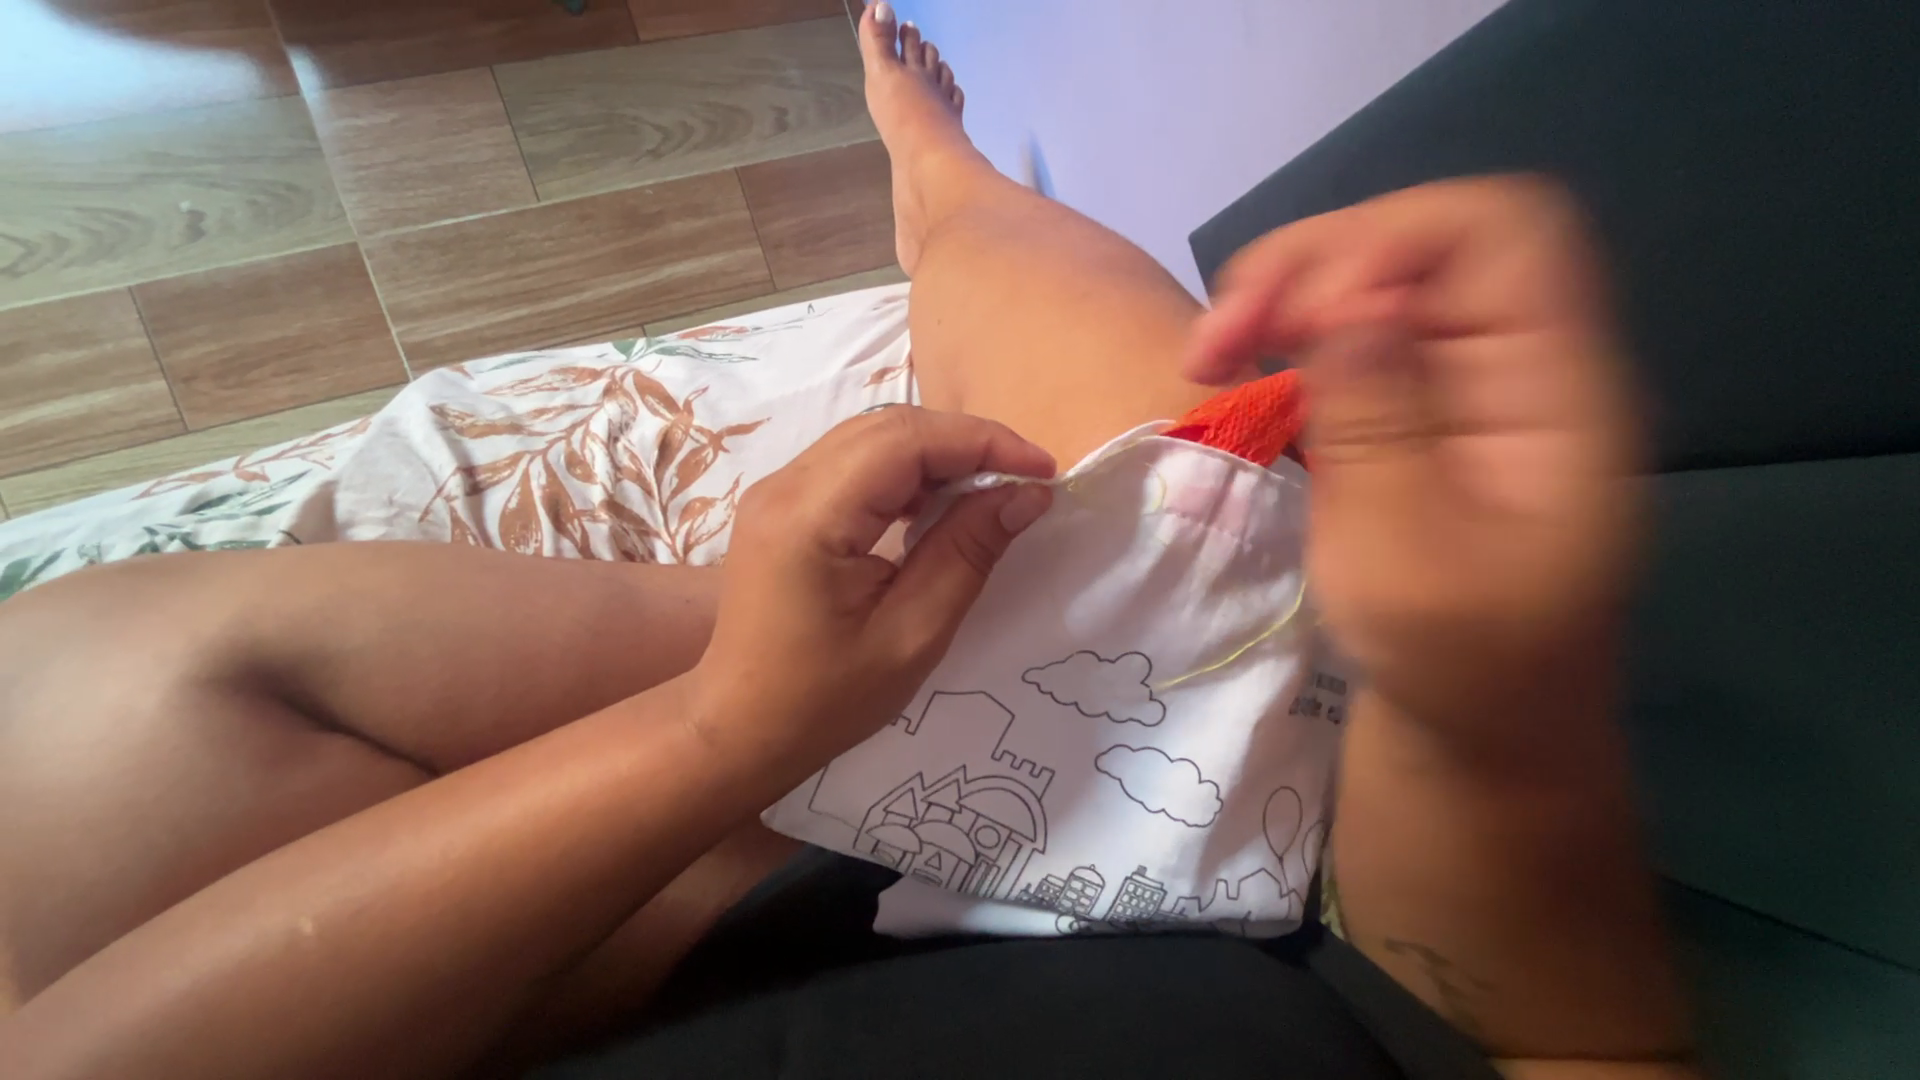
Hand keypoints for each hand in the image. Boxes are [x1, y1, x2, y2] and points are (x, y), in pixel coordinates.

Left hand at [693, 407, 1054, 764]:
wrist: (741, 726)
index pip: (905, 440)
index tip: (1041, 471)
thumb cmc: (826, 699)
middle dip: (964, 443)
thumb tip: (1027, 494)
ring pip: (872, 438)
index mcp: (810, 518)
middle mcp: (784, 486)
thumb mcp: (912, 634)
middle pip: (888, 427)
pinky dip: (904, 472)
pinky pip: (853, 463)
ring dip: (936, 455)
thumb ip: (967, 553)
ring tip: (985, 495)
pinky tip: (933, 507)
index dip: (981, 442)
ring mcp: (776, 490)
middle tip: (1020, 482)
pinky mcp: (781, 504)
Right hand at [1185, 177, 1643, 732]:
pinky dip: (1282, 341)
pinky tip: (1237, 372)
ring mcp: (1457, 385)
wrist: (1474, 717)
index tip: (1286, 326)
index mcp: (1551, 389)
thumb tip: (1350, 295)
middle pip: (1418, 244)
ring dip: (1280, 300)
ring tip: (1209, 355)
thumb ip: (1381, 424)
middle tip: (1215, 341)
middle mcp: (1510, 363)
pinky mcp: (1411, 410)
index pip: (1495, 234)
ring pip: (1370, 283)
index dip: (1381, 245)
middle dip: (1305, 270)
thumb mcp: (1405, 556)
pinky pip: (1347, 338)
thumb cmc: (1452, 660)